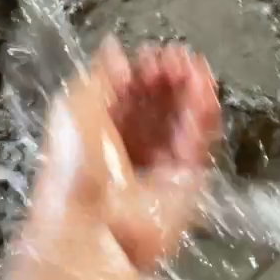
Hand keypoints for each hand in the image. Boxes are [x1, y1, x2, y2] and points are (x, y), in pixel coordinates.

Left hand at [25, 39, 222, 272]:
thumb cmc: (75, 165)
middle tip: (178, 58)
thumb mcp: (74, 106)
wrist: (92, 230)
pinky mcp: (186, 180)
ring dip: (191, 88)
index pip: (131, 89)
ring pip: (183, 116)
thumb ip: (99, 74)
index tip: (153, 56)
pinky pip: (200, 142)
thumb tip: (117, 50)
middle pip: (160, 100)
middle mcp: (132, 142)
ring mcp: (161, 161)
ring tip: (196, 68)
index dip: (143, 70)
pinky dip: (204, 114)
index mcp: (102, 124)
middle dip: (170, 75)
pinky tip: (203, 91)